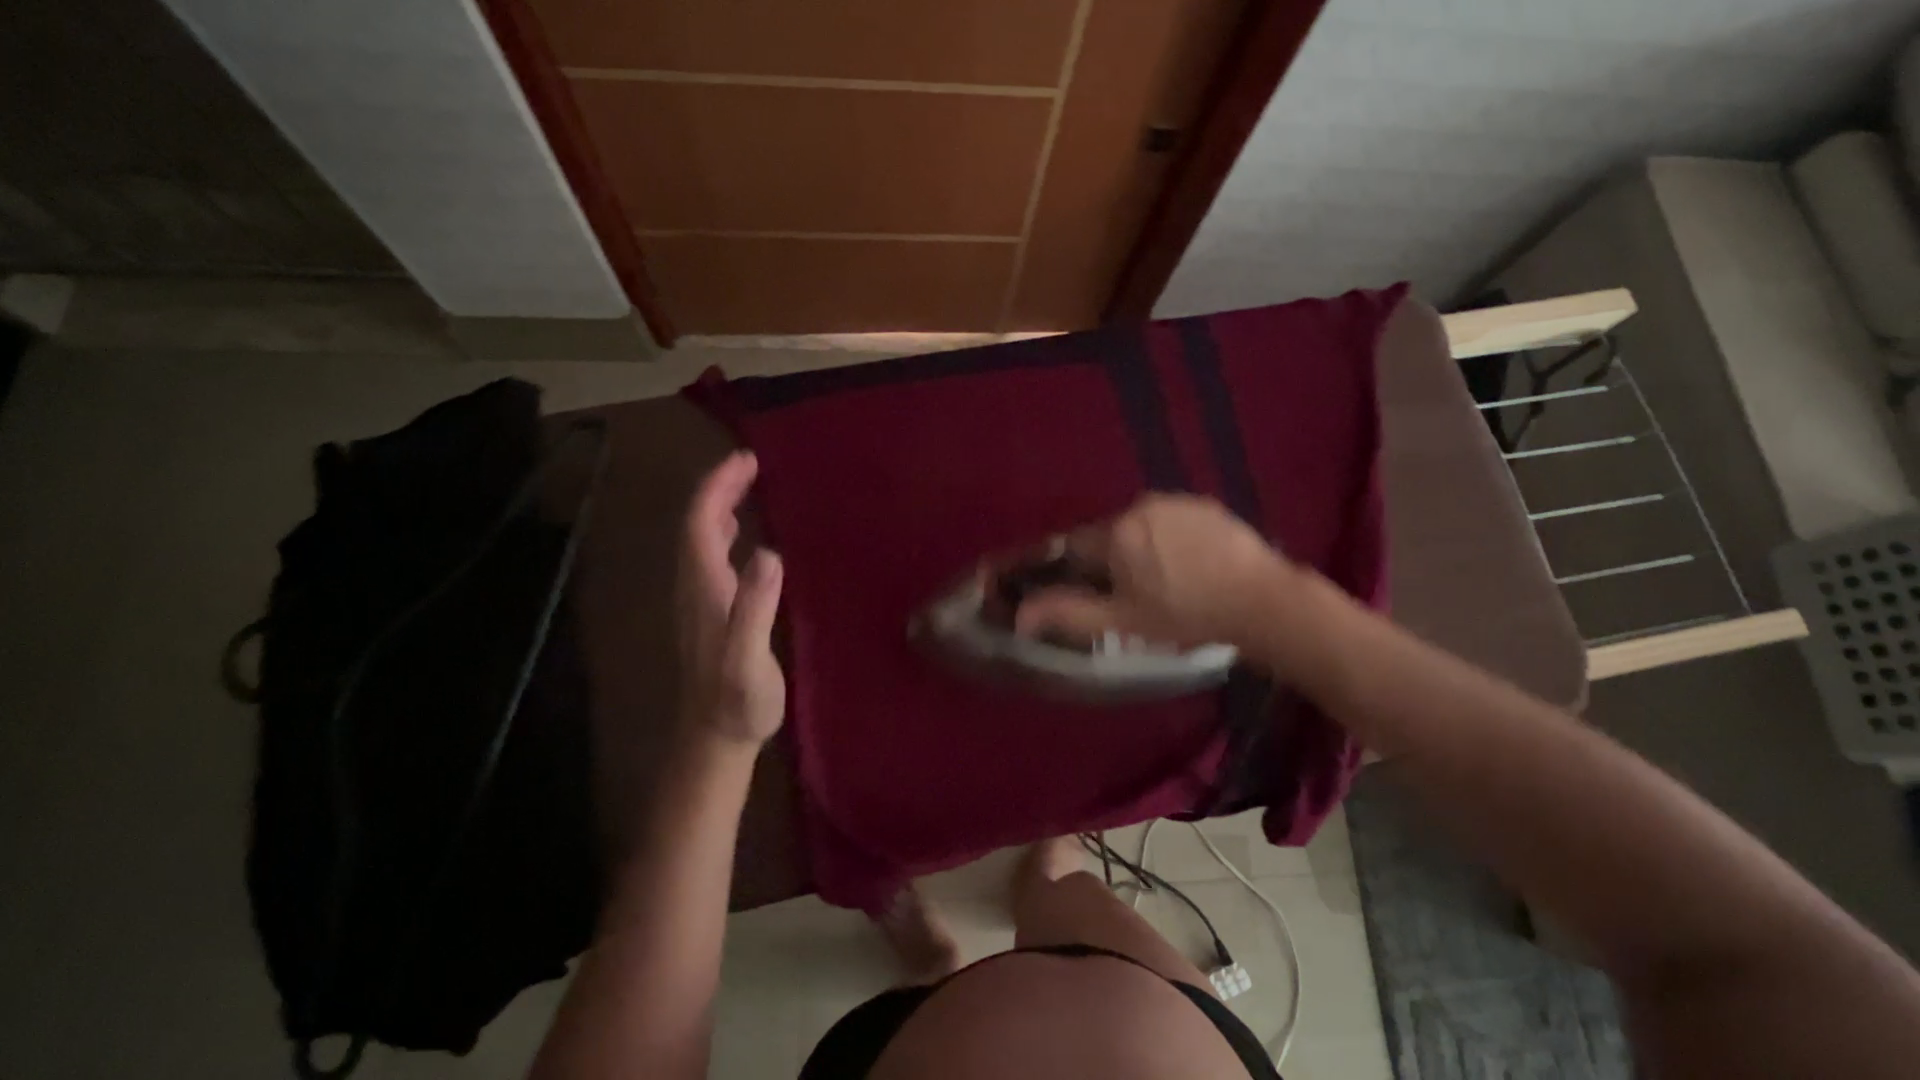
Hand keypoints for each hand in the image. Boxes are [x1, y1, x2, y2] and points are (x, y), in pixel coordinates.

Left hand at [676, 452, 784, 746]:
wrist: (714, 739)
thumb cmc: (739, 703)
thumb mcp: (750, 660)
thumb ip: (755, 609)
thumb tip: (767, 554)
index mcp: (706, 590)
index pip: (701, 524)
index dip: (718, 488)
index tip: (745, 460)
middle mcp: (696, 588)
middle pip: (697, 525)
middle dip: (718, 488)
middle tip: (751, 464)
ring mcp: (700, 601)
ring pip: (700, 540)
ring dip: (718, 507)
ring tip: (747, 486)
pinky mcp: (710, 614)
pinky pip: (710, 557)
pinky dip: (723, 532)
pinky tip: (743, 535)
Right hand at [1015, 494, 1295, 649]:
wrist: (1262, 602)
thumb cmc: (1186, 615)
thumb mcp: (1123, 623)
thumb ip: (1069, 613)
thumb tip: (1020, 615)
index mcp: (1116, 533)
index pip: (1078, 548)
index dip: (1085, 574)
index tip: (1103, 596)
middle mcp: (1141, 506)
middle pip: (1112, 536)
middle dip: (1118, 562)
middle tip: (1141, 599)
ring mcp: (1178, 502)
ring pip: (1143, 527)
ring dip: (1147, 549)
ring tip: (1174, 585)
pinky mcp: (1207, 506)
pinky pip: (1175, 522)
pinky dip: (1175, 541)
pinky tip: (1196, 569)